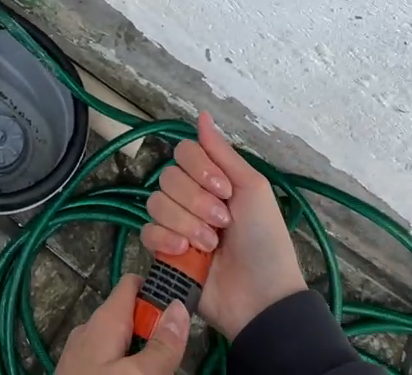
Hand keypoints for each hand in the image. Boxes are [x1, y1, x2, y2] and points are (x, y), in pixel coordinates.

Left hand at [53, 273, 188, 374]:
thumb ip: (161, 346)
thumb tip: (179, 305)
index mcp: (103, 319)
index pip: (132, 284)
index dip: (158, 290)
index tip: (184, 307)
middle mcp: (90, 331)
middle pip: (131, 317)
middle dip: (155, 333)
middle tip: (177, 358)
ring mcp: (82, 355)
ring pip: (122, 344)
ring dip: (144, 357)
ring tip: (163, 372)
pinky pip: (110, 363)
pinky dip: (128, 369)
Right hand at [140, 112, 306, 338]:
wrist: (261, 296)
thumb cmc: (265, 240)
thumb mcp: (252, 189)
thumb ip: (223, 153)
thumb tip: (203, 114)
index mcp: (211, 179)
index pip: (183, 152)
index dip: (199, 169)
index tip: (223, 190)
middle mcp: (190, 197)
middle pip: (168, 177)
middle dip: (196, 201)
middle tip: (222, 222)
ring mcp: (176, 224)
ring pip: (156, 203)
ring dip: (185, 223)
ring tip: (209, 244)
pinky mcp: (164, 252)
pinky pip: (147, 231)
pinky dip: (165, 239)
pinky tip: (186, 252)